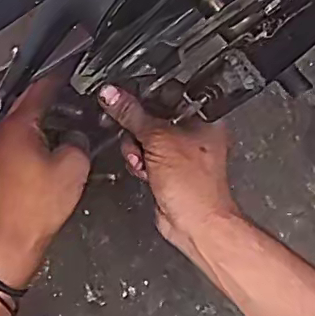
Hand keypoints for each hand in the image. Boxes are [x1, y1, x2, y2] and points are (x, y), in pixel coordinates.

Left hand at [0, 76, 89, 286]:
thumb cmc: (37, 207)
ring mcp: (0, 148)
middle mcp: (4, 134)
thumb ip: (80, 139)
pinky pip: (22, 138)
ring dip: (47, 117)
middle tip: (75, 95)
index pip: (41, 89)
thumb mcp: (74, 165)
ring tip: (71, 120)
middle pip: (30, 102)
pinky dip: (40, 135)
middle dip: (54, 96)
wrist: (17, 236)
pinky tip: (57, 144)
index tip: (70, 69)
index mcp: (18, 127)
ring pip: (26, 120)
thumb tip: (79, 135)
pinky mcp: (3, 163)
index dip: (60, 77)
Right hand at [98, 86, 238, 253]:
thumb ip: (132, 115)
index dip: (144, 95)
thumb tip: (112, 95)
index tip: (124, 101)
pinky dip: (139, 163)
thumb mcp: (158, 140)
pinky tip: (144, 171)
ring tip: (143, 160)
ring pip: (144, 138)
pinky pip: (143, 157)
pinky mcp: (167, 170)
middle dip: (137, 130)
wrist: (195, 223)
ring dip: (136, 150)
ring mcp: (180, 152)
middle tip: (138, 139)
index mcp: (202, 116)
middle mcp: (193, 132)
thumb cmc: (195, 186)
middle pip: (151, 116)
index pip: (166, 92)